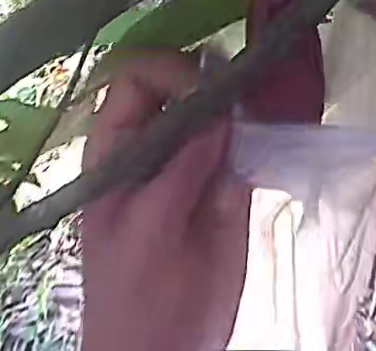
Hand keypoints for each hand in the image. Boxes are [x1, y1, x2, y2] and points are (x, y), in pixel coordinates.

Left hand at [80, 52, 251, 350]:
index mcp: (115, 148)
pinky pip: (231, 141)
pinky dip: (247, 129)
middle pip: (171, 85)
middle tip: (235, 89)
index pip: (134, 80)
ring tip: (251, 96)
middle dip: (202, 77)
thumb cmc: (140, 303)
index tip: (205, 90)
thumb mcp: (153, 235)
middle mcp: (149, 144)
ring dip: (227, 97)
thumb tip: (219, 113)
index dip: (167, 72)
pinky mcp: (217, 183)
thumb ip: (183, 171)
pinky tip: (260, 129)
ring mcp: (184, 161)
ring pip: (204, 109)